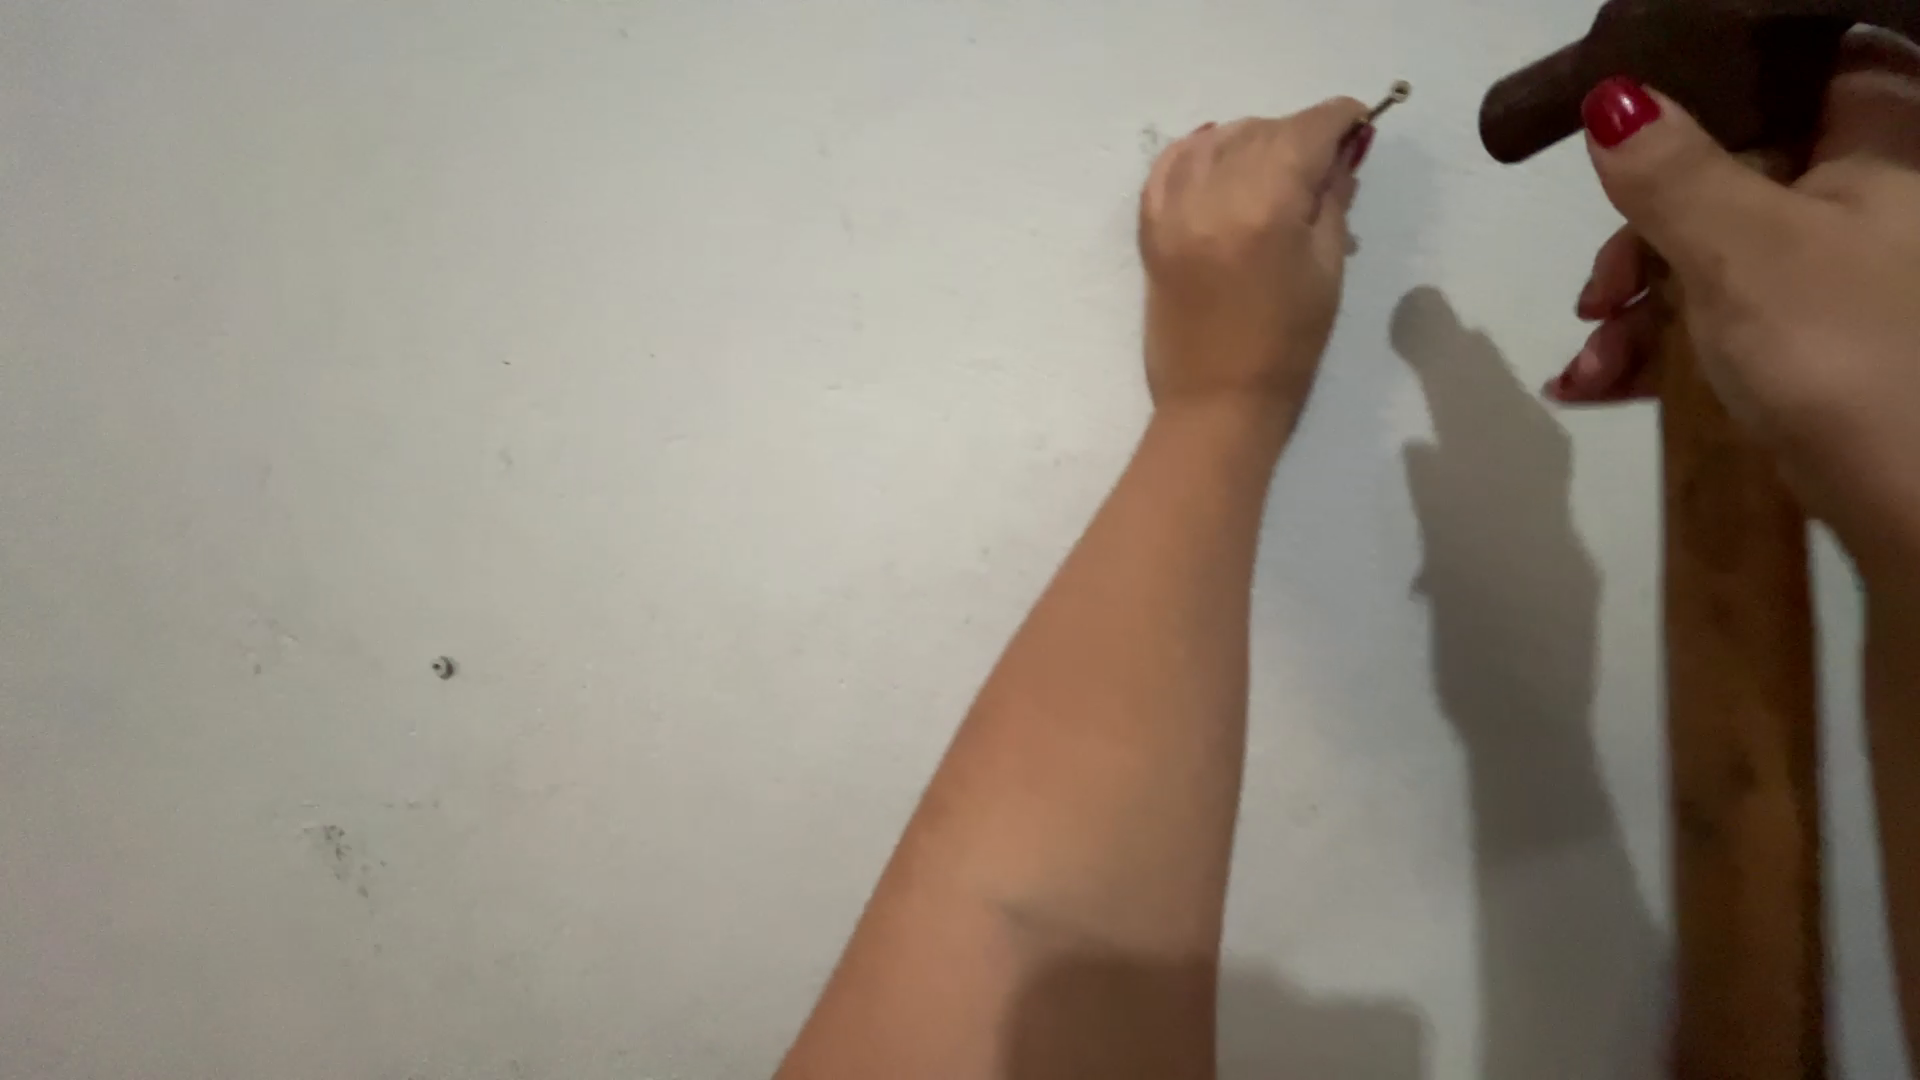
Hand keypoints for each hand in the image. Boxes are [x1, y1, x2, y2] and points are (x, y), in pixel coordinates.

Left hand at [1138, 98, 1370, 430]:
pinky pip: (1164, 173)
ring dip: (1247, 142)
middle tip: (1317, 169)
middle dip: (1296, 137)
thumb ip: (1331, 200)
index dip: (1341, 121)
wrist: (1215, 401)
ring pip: (1213, 143)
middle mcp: (1213, 198)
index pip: (1308, 129)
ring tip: (1268, 170)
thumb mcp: (1327, 270)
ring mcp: (1174, 216)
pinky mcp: (1150, 237)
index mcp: (1267, 206)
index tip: (1356, 131)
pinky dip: (1190, 156)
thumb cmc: (1285, 346)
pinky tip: (1211, 159)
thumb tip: (1338, 154)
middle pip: (1261, 132)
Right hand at [1549, 30, 1919, 582]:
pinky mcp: (1799, 330)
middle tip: (1596, 298)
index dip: (1698, 110)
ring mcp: (1827, 269)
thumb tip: (1611, 98)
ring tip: (1585, 372)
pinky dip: (1644, 351)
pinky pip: (1705, 317)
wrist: (1907, 485)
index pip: (1784, 83)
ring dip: (1623, 319)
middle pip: (1716, 187)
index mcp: (1880, 149)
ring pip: (1698, 262)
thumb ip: (1672, 175)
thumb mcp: (1740, 251)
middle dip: (1634, 252)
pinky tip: (1592, 386)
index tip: (1624, 154)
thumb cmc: (1840, 346)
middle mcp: (1860, 199)